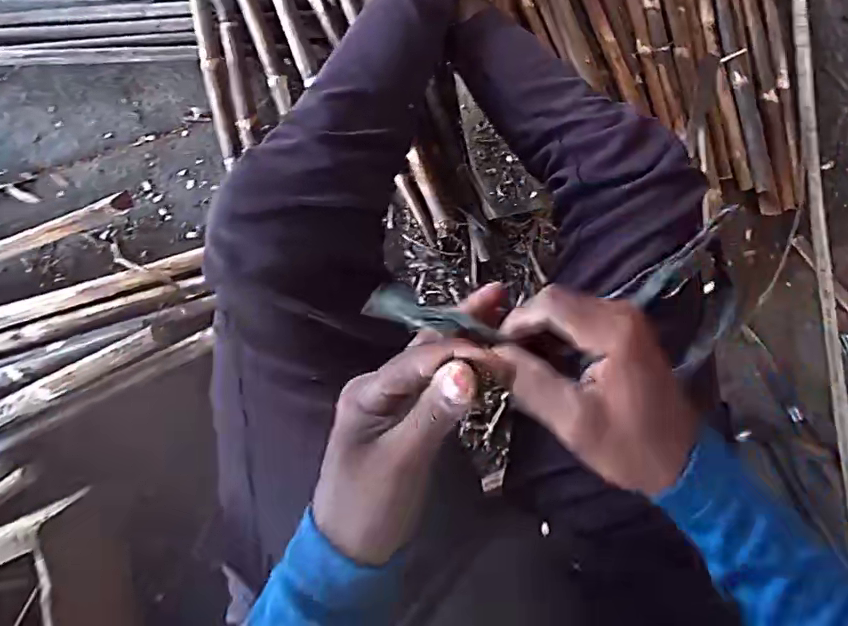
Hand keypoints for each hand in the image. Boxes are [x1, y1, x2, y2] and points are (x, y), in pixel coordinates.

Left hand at [311, 284, 505, 564]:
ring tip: (495, 312)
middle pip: (423, 347)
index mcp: (369, 388)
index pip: (417, 357)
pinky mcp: (406, 416)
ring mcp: (392, 399)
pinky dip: (458, 367)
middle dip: (460, 322)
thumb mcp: (402, 461)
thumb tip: (469, 368)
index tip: (498, 352)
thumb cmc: (368, 506)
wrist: (349, 553)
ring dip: (462, 338)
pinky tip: (479, 356)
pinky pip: (434, 383)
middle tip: (497, 294)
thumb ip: (433, 413)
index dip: (458, 350)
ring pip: (430, 360)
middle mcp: (379, 384)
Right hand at [493, 285, 700, 495]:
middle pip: (554, 300)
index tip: (495, 350)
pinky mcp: (623, 327)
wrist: (687, 466)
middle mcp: (620, 310)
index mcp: (613, 328)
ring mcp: (624, 316)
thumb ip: (528, 381)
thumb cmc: (632, 448)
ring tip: (521, 362)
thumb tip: (485, 355)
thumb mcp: (574, 421)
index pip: (547, 304)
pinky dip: (556, 333)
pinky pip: (577, 317)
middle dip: (525, 326)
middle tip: (506, 358)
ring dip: (538, 330)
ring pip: (563, 307)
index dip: (515, 322)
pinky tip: (546, 360)